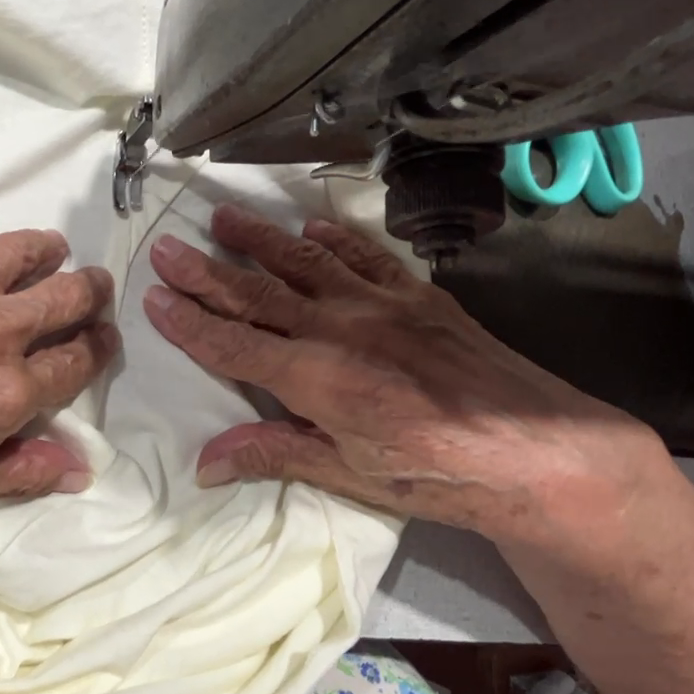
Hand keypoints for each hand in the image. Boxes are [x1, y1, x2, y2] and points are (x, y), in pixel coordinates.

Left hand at [0, 204, 117, 542]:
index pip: (78, 361)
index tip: (101, 341)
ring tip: (47, 251)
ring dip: (44, 248)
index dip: (99, 349)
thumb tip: (79, 469)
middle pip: (66, 296)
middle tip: (89, 290)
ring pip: (20, 250)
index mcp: (7, 394)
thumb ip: (20, 472)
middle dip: (90, 291)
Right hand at [142, 203, 667, 538]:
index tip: (152, 297)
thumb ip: (275, 453)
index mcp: (316, 378)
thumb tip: (203, 465)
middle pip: (257, 294)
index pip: (233, 345)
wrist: (541, 453)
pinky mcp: (420, 296)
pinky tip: (314, 224)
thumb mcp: (350, 474)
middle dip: (205, 271)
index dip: (189, 322)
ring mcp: (382, 305)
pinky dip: (337, 238)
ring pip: (305, 262)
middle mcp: (340, 329)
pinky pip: (368, 257)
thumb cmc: (437, 476)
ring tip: (222, 217)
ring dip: (260, 239)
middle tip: (165, 246)